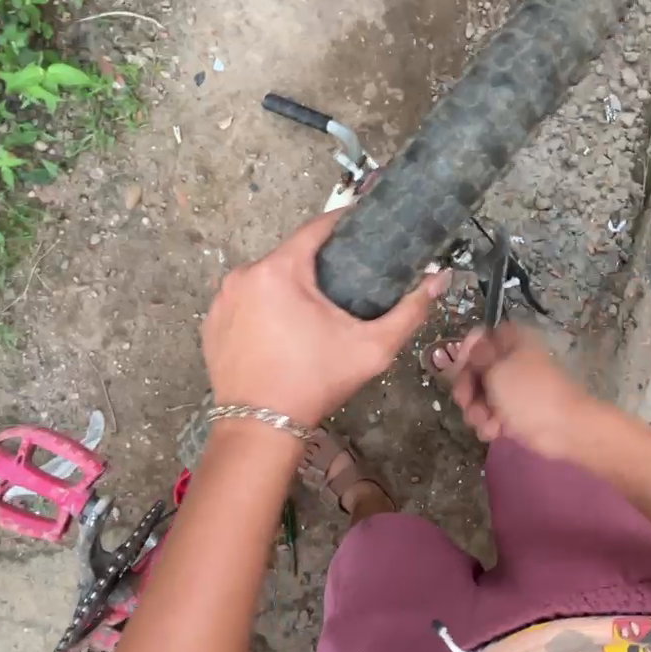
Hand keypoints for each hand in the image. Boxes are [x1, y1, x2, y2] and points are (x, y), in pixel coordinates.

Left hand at [204, 212, 446, 425]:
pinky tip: (283, 333)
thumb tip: (439, 280)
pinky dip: (265, 309)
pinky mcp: (211, 323)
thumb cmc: (317, 381)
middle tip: (346, 286)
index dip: (343, 224)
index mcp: (280, 270)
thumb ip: (409, 312)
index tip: (364, 228)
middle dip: (317, 267)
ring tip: (315, 314)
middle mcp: (244, 275)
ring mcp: (222, 300)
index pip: (316, 228)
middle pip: (290, 257)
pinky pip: (245, 303)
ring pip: (267, 280)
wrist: (260, 427)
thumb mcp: (372, 348)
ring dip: (290, 289)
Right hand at [448, 323, 602, 460]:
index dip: (465, 352)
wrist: (564, 429)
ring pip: (479, 395)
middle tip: (466, 402)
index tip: (458, 368)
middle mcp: (511, 361)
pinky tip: (495, 432)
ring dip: (477, 411)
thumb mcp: (497, 369)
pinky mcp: (513, 413)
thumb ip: (477, 356)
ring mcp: (512, 389)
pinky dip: (489, 424)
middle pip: (474, 369)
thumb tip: (470, 347)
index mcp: (512, 342)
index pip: (479, 337)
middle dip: (467, 389)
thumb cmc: (529, 395)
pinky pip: (490, 414)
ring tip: (487, 422)